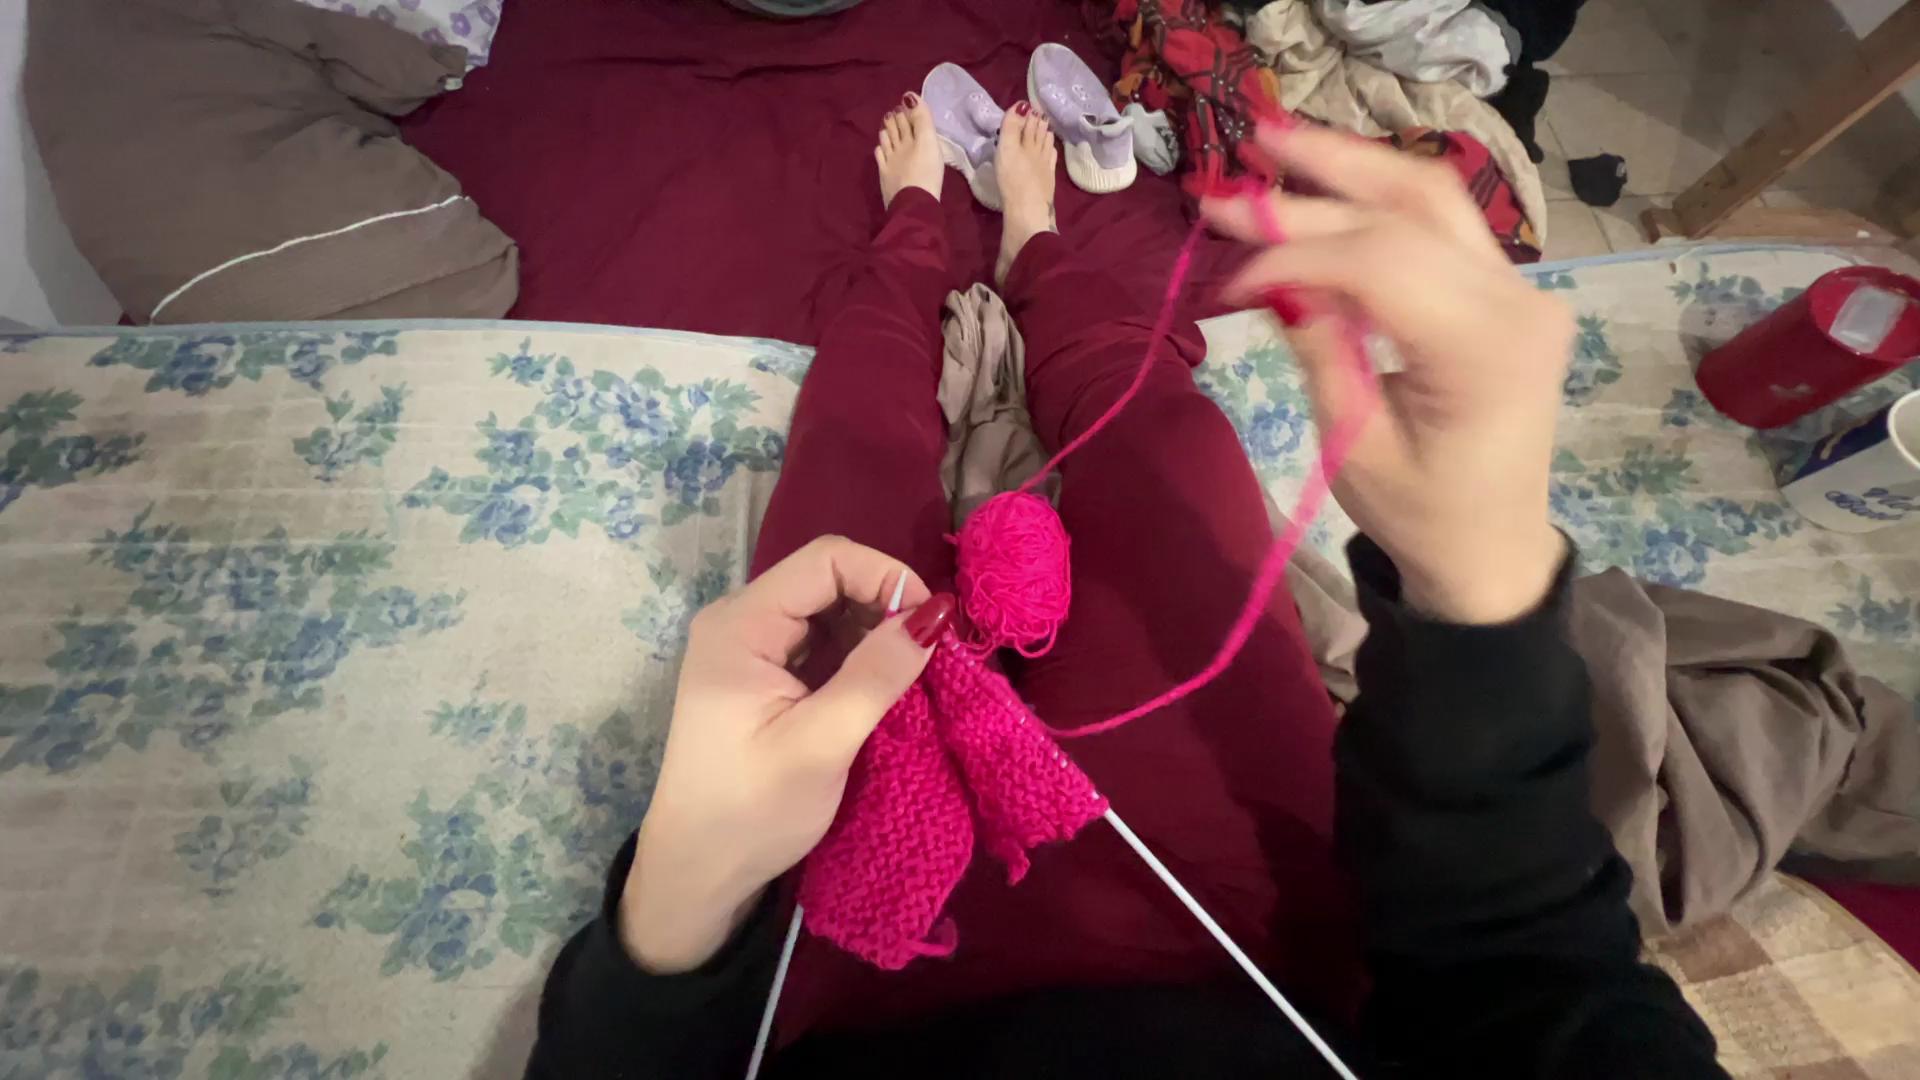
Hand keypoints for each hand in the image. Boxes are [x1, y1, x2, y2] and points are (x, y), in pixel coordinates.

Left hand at [620, 536, 954, 972]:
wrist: (698, 873)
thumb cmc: (752, 812)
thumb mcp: (823, 743)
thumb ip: (878, 673)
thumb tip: (936, 614)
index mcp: (741, 625)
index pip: (825, 560)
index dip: (886, 575)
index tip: (930, 621)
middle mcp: (741, 619)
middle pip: (827, 576)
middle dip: (884, 602)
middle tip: (927, 649)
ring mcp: (751, 644)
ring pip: (828, 605)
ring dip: (875, 627)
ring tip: (909, 667)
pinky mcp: (765, 670)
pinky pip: (821, 637)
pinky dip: (858, 649)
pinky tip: (881, 679)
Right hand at [1202, 125, 1571, 623]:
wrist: (1489, 546)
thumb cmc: (1417, 515)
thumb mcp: (1353, 447)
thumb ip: (1322, 352)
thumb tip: (1275, 283)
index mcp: (1485, 349)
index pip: (1378, 262)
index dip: (1292, 255)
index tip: (1226, 285)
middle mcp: (1517, 298)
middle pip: (1412, 205)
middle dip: (1319, 178)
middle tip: (1241, 158)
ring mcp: (1516, 288)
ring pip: (1429, 198)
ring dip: (1349, 166)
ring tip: (1280, 145)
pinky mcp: (1497, 292)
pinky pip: (1433, 230)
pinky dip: (1369, 206)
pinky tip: (1322, 191)